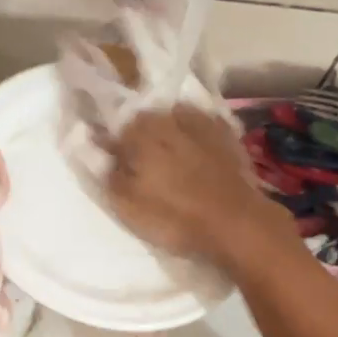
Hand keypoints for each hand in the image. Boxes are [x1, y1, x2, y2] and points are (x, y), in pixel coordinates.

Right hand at [107, 105, 292, 266]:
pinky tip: (199, 144)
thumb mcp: (128, 208)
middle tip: (144, 159)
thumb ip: (111, 178)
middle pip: (148, 119)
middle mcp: (168, 121)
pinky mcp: (227, 134)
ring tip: (172, 150)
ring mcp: (201, 124)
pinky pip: (205, 122)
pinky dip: (198, 129)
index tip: (118, 163)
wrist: (233, 221)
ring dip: (170, 126)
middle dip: (142, 134)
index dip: (116, 147)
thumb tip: (104, 159)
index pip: (118, 131)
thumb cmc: (174, 218)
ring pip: (177, 115)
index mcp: (140, 137)